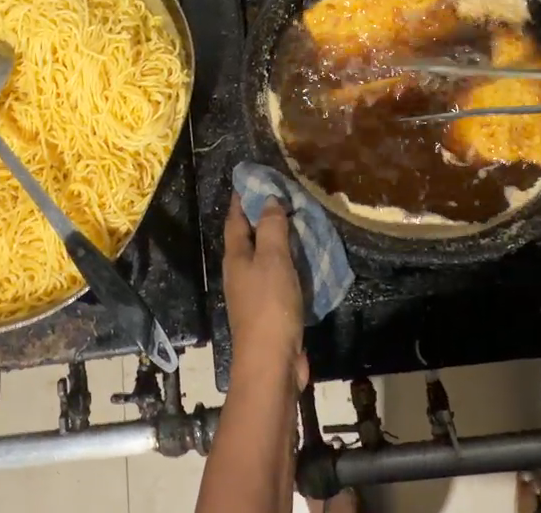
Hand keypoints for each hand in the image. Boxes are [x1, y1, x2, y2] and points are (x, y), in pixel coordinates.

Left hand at [223, 195, 307, 386]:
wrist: (271, 363)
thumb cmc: (269, 305)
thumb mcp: (272, 260)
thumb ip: (271, 228)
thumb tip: (267, 200)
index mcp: (236, 257)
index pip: (235, 219)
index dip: (242, 198)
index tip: (253, 178)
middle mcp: (240, 272)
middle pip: (248, 237)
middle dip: (262, 216)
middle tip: (283, 196)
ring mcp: (254, 293)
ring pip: (265, 258)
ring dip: (278, 241)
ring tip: (298, 223)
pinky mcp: (271, 311)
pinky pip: (279, 278)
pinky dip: (290, 264)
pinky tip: (305, 261)